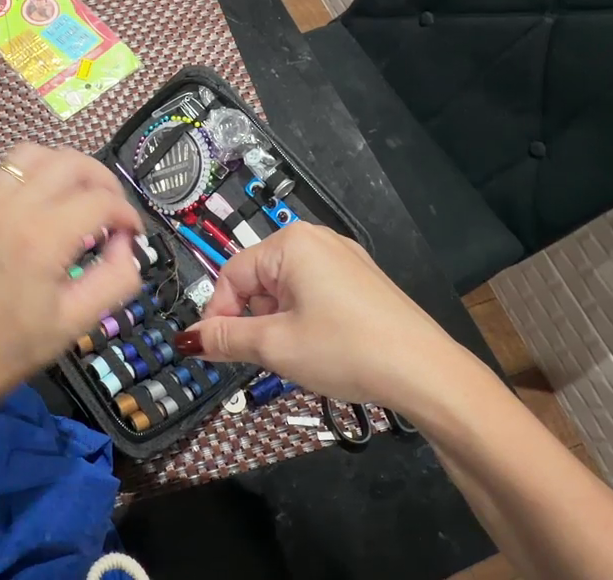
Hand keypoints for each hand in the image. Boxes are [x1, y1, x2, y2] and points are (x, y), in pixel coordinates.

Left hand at [0, 143, 145, 408]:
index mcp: (40, 240)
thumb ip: (116, 278)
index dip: (127, 213)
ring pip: (33, 154)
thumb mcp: (77, 322)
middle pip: (69, 162)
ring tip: (79, 197)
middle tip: (112, 209)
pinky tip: (42, 210)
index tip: (133, 234)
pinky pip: (6, 174)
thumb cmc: (13, 349)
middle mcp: (10, 210)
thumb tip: (127, 242)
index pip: (99, 201)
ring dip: (66, 168)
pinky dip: (34, 179)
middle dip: (102, 179)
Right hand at [175, 222, 491, 417]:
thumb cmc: (344, 350)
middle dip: (252, 318)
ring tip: (295, 356)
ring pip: (288, 288)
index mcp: (291, 243)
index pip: (232, 274)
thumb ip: (226, 338)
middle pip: (260, 278)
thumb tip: (187, 340)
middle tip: (262, 357)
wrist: (426, 373)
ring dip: (278, 321)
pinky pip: (315, 292)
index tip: (215, 349)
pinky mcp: (364, 280)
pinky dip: (304, 318)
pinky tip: (320, 347)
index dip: (218, 313)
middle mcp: (317, 240)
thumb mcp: (276, 346)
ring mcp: (345, 258)